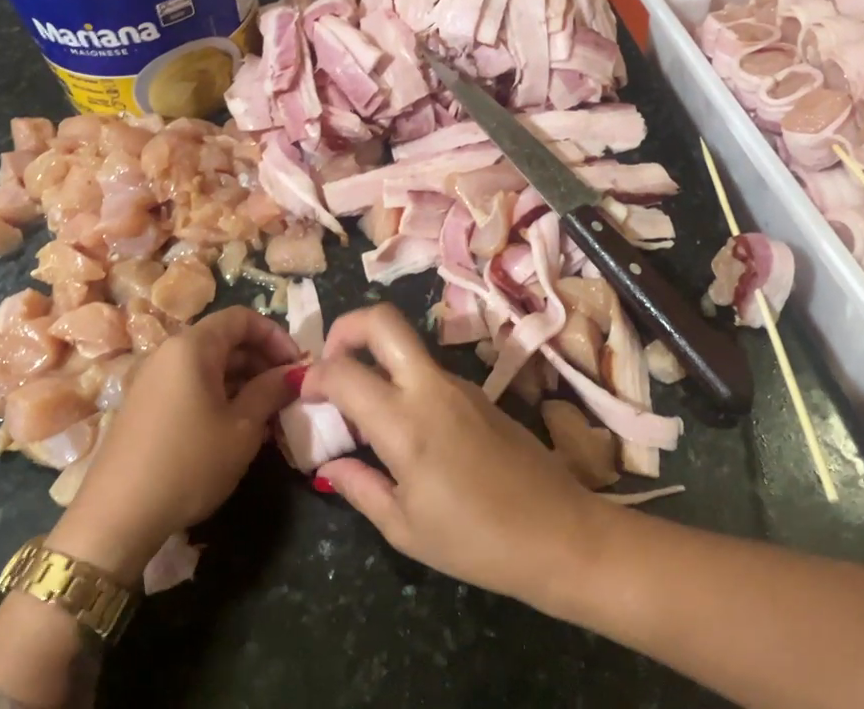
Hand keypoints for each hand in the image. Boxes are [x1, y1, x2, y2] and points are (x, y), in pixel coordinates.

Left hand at [49, 306, 300, 576]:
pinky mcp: (144, 405)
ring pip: (208, 365)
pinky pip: (190, 385)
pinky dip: (218, 395)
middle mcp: (168, 353)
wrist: (118, 515)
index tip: (297, 366)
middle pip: (224, 339)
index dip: (275, 335)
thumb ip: (270, 391)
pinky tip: (235, 428)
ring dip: (242, 381)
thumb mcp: (242, 428)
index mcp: (192, 346)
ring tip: (268, 415)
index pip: (241, 318)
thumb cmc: (189, 463)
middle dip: (261, 361)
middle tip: (287, 394)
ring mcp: (152, 379)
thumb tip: (293, 373)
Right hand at [302, 304, 598, 603]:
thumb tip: (327, 465)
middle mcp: (432, 389)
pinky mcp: (481, 394)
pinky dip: (404, 382)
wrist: (560, 534)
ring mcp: (461, 386)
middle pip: (383, 321)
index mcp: (405, 423)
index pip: (343, 372)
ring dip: (377, 360)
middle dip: (346, 328)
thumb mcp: (405, 528)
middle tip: (331, 363)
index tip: (303, 396)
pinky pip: (431, 373)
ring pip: (408, 347)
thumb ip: (359, 487)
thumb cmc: (476, 542)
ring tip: (363, 409)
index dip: (313, 376)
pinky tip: (405, 428)